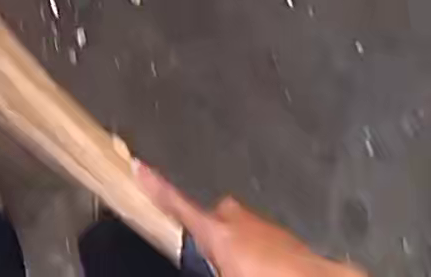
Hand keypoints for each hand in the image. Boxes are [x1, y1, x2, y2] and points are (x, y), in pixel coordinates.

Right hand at [135, 163, 365, 276]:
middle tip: (219, 266)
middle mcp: (238, 222)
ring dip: (244, 253)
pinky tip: (272, 274)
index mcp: (219, 234)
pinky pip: (267, 245)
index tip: (137, 165)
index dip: (156, 187)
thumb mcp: (227, 271)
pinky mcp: (293, 242)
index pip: (178, 205)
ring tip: (251, 273)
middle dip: (214, 238)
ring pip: (244, 233)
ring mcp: (268, 229)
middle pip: (215, 220)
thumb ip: (214, 263)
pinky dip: (265, 261)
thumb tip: (213, 261)